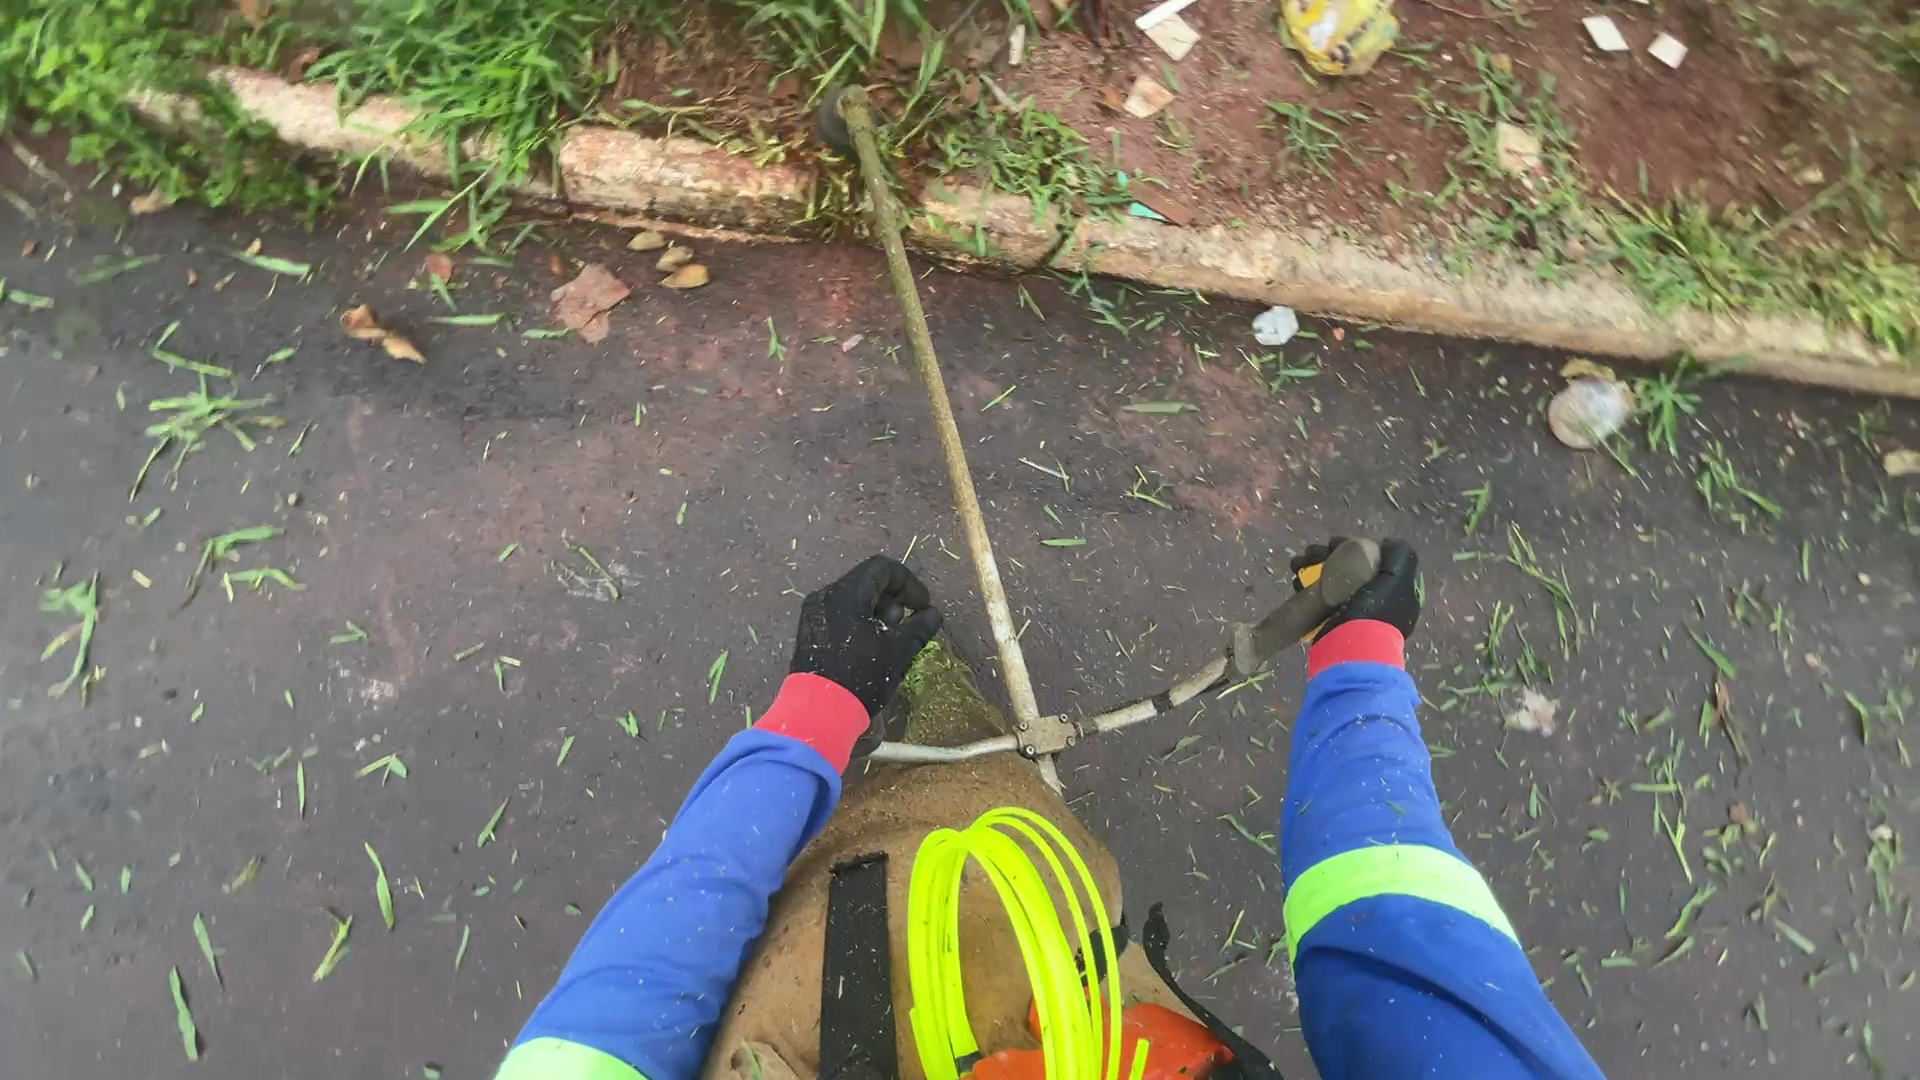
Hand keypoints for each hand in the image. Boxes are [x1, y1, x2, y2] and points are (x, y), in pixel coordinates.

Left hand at [790, 555, 942, 716]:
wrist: (819, 712)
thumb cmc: (860, 675)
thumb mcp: (898, 650)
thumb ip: (919, 626)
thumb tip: (932, 614)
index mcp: (846, 593)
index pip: (883, 568)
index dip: (909, 583)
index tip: (923, 606)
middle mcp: (826, 596)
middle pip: (868, 581)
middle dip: (895, 598)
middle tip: (910, 621)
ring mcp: (815, 613)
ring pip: (855, 599)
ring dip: (880, 611)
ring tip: (893, 636)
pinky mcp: (811, 632)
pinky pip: (842, 614)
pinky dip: (863, 621)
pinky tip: (874, 645)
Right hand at [1289, 537, 1419, 640]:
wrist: (1350, 650)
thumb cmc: (1373, 614)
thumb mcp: (1397, 580)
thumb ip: (1400, 557)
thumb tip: (1389, 541)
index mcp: (1391, 590)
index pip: (1371, 559)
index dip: (1351, 546)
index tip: (1334, 543)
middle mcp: (1372, 598)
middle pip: (1346, 567)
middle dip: (1325, 556)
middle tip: (1308, 553)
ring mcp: (1349, 610)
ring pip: (1328, 579)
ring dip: (1310, 567)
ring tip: (1295, 564)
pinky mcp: (1329, 620)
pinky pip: (1316, 595)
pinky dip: (1305, 585)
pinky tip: (1296, 583)